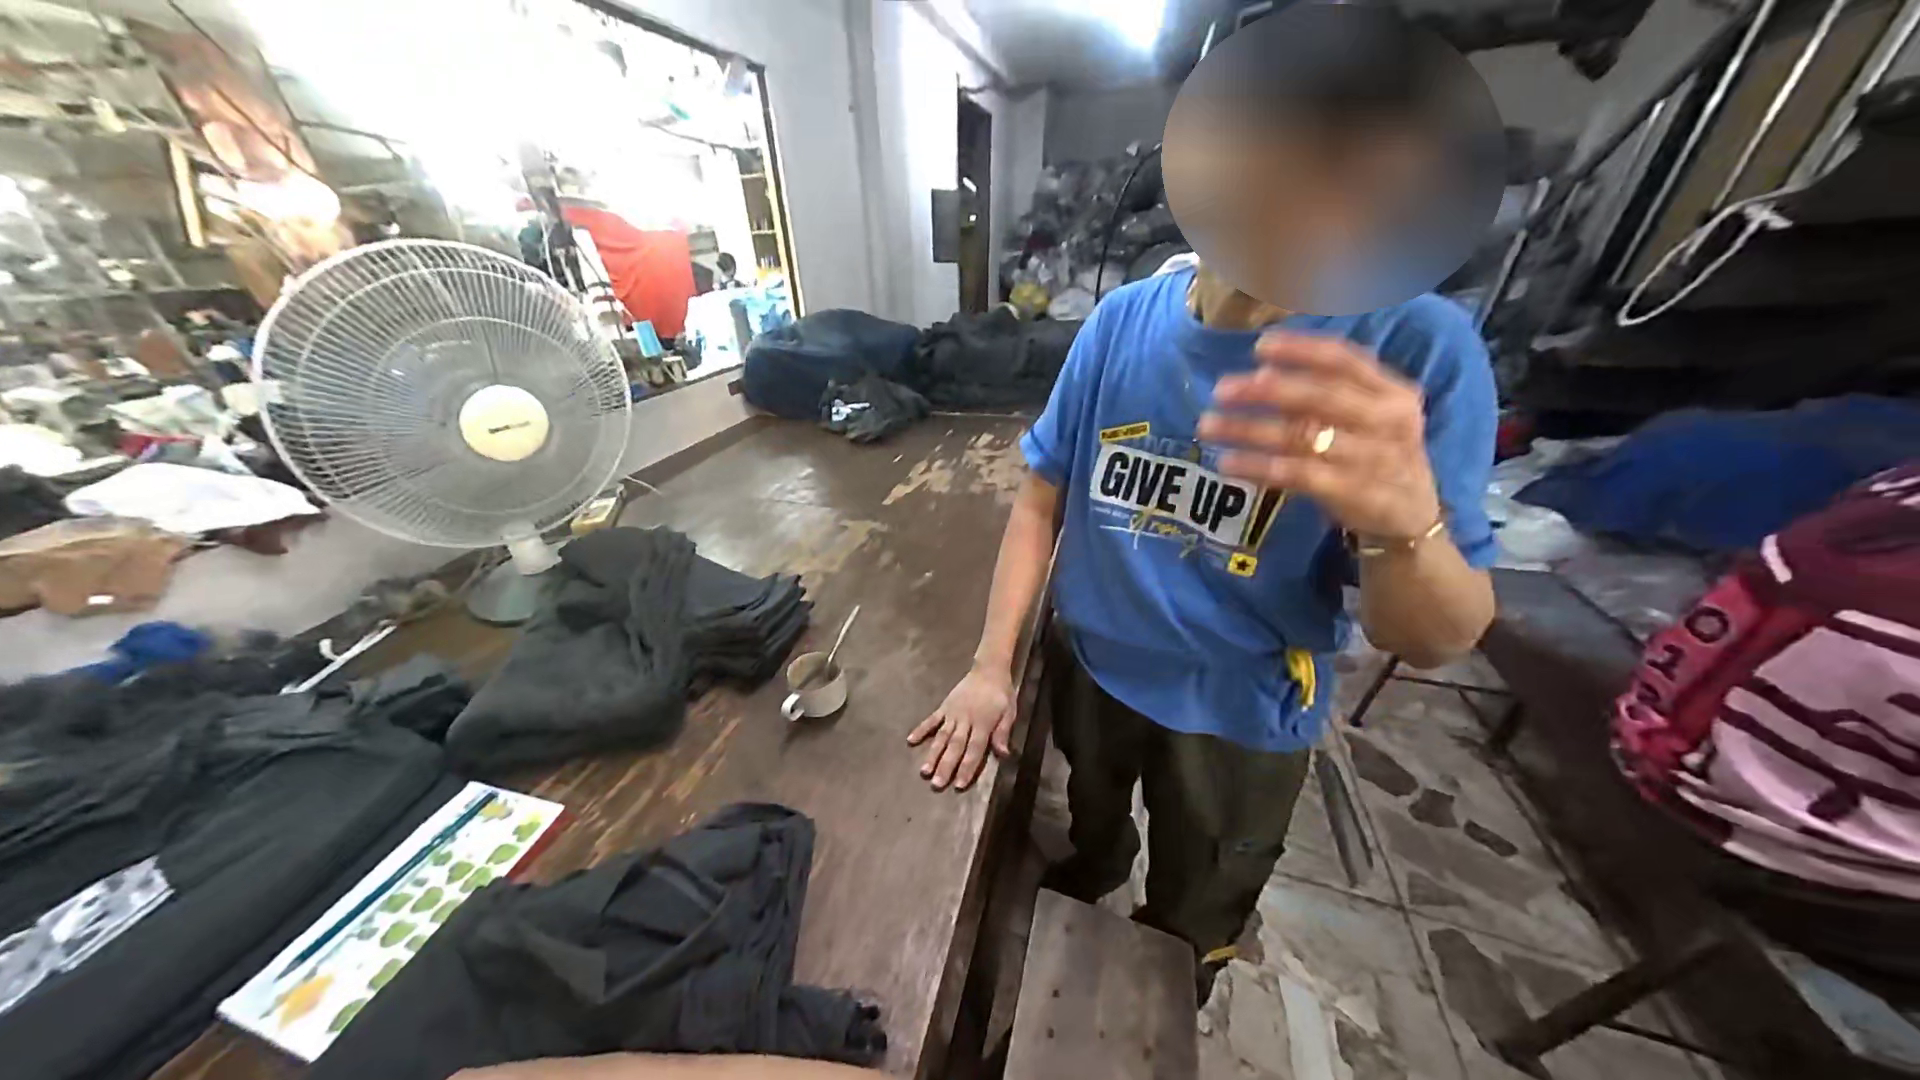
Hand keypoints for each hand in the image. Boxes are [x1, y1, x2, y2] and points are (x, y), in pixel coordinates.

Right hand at [907, 665, 1015, 791]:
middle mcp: (966, 720)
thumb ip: (1003, 732)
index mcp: (983, 724)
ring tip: (924, 771)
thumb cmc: (1001, 694)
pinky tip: (911, 740)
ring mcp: (953, 713)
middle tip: (936, 784)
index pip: (974, 749)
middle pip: (955, 746)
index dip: (967, 767)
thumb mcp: (1009, 712)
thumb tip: (1003, 754)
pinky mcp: (945, 706)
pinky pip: (932, 720)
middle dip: (946, 766)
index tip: (958, 785)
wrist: (988, 670)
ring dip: (933, 754)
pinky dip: (921, 729)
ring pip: (942, 736)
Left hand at [1199, 332, 1440, 540]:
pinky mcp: (1352, 492)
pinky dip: (1259, 467)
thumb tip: (1260, 371)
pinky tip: (1228, 462)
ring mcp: (1371, 458)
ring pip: (1302, 436)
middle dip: (1267, 390)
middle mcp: (1386, 420)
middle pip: (1321, 396)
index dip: (1302, 349)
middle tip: (1220, 390)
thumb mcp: (1370, 416)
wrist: (1411, 516)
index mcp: (1391, 392)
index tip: (1259, 346)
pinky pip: (1297, 474)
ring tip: (1207, 426)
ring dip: (1249, 429)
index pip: (1346, 360)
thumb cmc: (1375, 454)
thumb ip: (1330, 392)